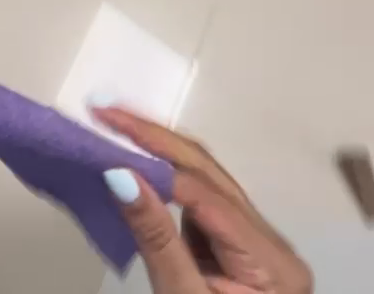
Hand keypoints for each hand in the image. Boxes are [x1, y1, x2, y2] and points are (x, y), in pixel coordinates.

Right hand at [96, 106, 311, 293]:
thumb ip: (155, 236)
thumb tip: (119, 172)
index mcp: (271, 262)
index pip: (202, 191)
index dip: (151, 158)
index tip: (103, 134)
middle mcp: (272, 242)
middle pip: (208, 171)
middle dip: (154, 136)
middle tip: (102, 112)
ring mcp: (255, 243)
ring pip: (204, 177)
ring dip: (157, 148)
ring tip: (111, 125)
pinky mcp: (234, 246)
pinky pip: (197, 196)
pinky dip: (164, 172)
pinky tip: (134, 158)